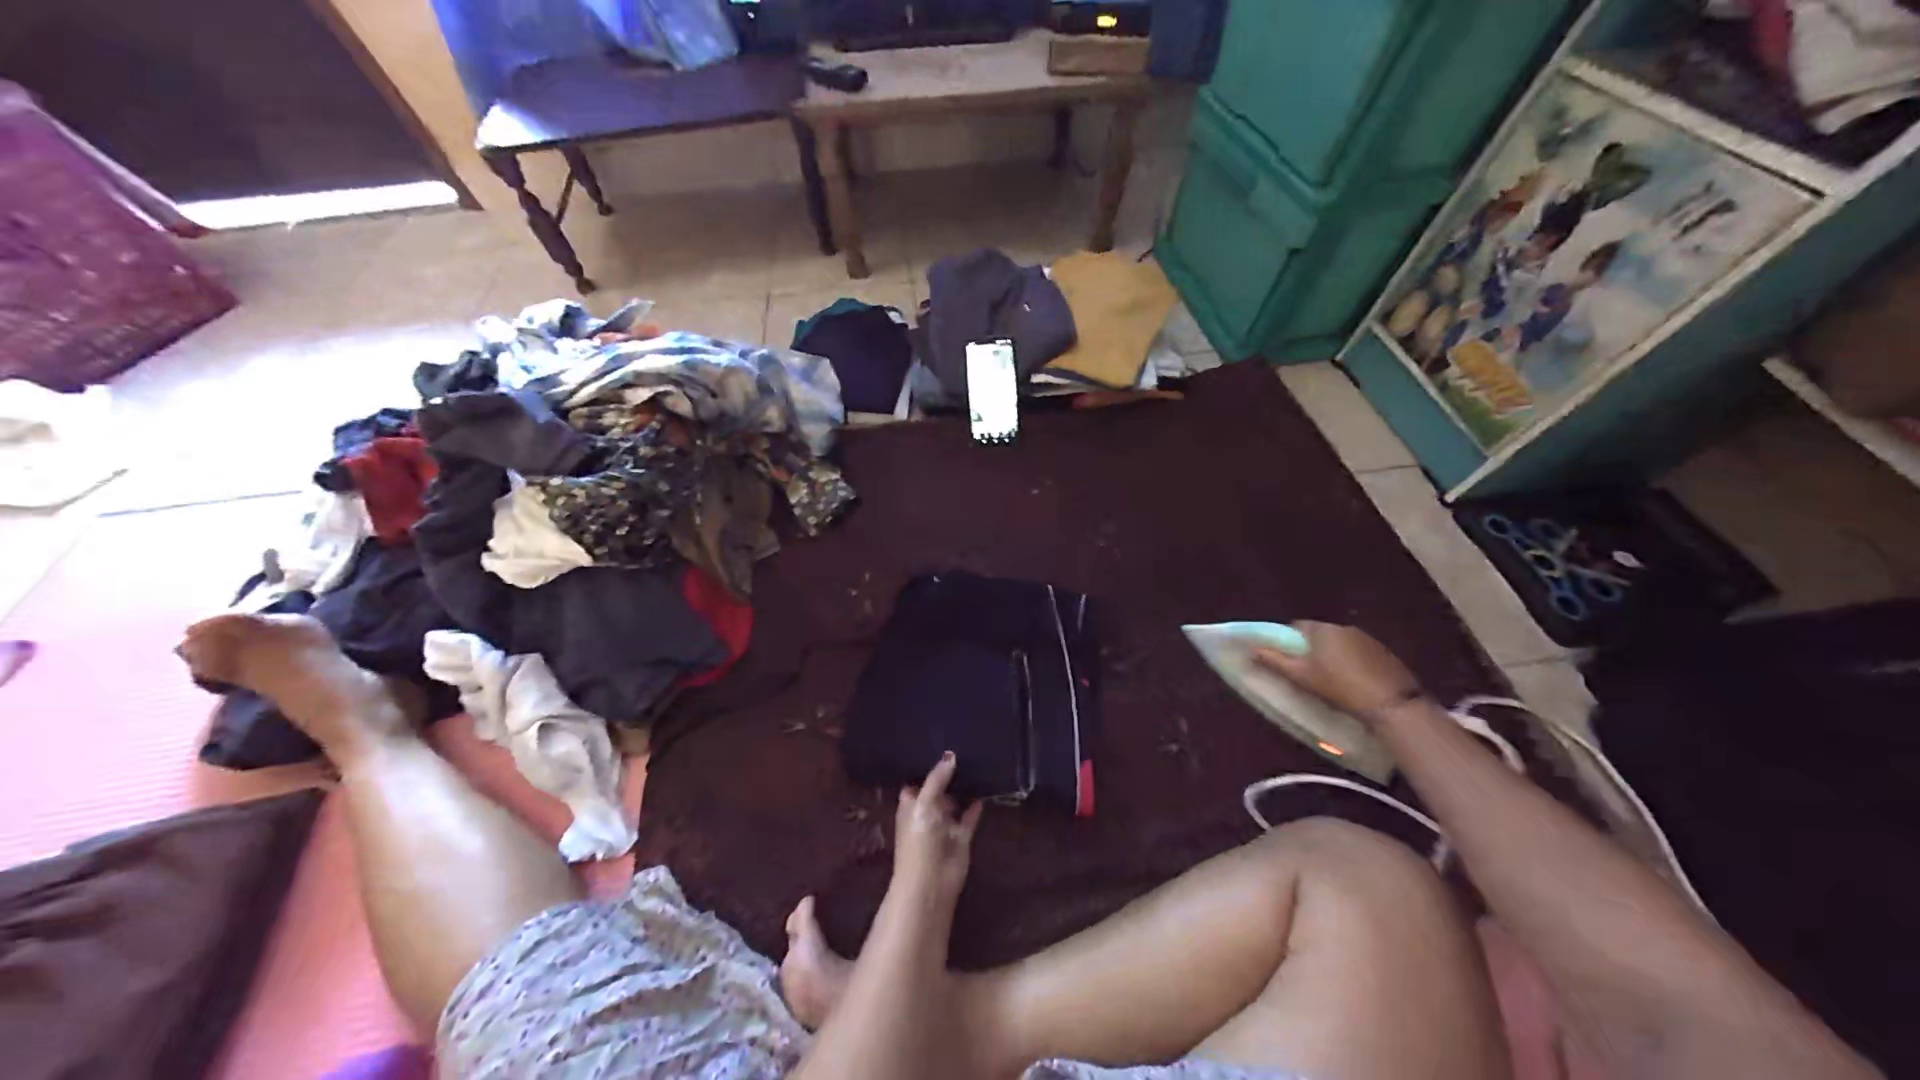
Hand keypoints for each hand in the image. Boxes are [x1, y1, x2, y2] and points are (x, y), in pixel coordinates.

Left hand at [892, 752, 983, 904]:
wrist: (932, 881)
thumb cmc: (919, 839)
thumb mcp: (924, 803)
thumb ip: (937, 778)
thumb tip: (950, 755)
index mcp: (911, 803)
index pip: (917, 779)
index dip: (926, 765)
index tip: (938, 742)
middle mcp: (927, 810)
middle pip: (938, 787)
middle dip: (948, 772)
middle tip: (965, 746)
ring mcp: (945, 823)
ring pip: (955, 800)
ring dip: (963, 787)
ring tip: (978, 760)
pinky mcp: (961, 834)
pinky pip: (970, 815)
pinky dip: (977, 804)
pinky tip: (986, 787)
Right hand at [1251, 621, 1424, 722]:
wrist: (1390, 703)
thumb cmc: (1338, 686)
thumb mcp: (1301, 676)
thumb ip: (1275, 660)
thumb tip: (1253, 648)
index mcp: (1321, 629)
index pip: (1297, 626)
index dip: (1288, 641)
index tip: (1287, 658)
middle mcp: (1343, 627)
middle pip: (1319, 633)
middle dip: (1311, 647)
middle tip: (1306, 671)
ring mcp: (1367, 638)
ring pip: (1339, 642)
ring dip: (1332, 654)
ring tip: (1330, 678)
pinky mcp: (1384, 652)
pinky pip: (1358, 651)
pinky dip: (1351, 661)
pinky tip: (1352, 680)